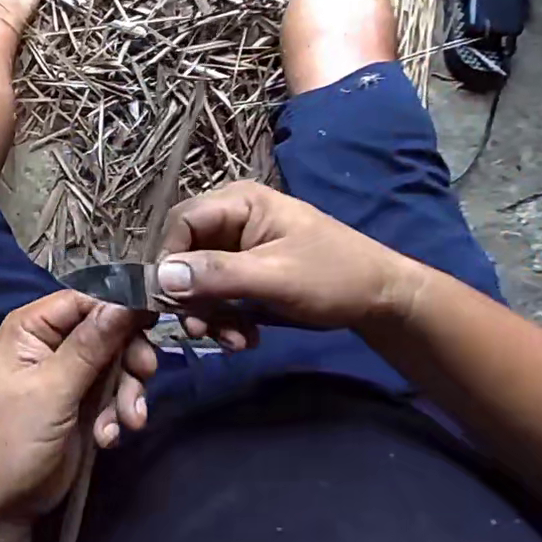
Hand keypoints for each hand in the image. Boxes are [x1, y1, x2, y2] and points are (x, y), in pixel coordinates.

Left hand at [0, 291, 157, 541]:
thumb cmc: (11, 440)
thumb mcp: (51, 390)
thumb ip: (90, 346)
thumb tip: (126, 301)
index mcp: (33, 327)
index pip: (86, 299)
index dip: (120, 307)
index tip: (152, 321)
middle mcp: (53, 342)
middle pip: (109, 330)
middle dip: (129, 357)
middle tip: (145, 375)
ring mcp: (70, 374)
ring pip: (119, 363)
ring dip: (128, 392)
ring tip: (127, 421)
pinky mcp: (85, 403)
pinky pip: (116, 393)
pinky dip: (119, 413)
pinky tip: (107, 439)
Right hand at [155, 180, 419, 330]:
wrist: (381, 299)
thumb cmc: (333, 276)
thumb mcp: (275, 277)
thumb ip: (218, 274)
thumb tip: (160, 277)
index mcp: (238, 201)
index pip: (181, 221)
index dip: (168, 259)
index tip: (169, 301)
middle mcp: (231, 218)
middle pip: (185, 252)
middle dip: (192, 295)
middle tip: (200, 330)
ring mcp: (238, 246)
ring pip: (198, 278)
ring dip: (209, 313)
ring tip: (235, 340)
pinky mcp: (245, 271)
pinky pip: (217, 293)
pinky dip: (224, 317)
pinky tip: (245, 337)